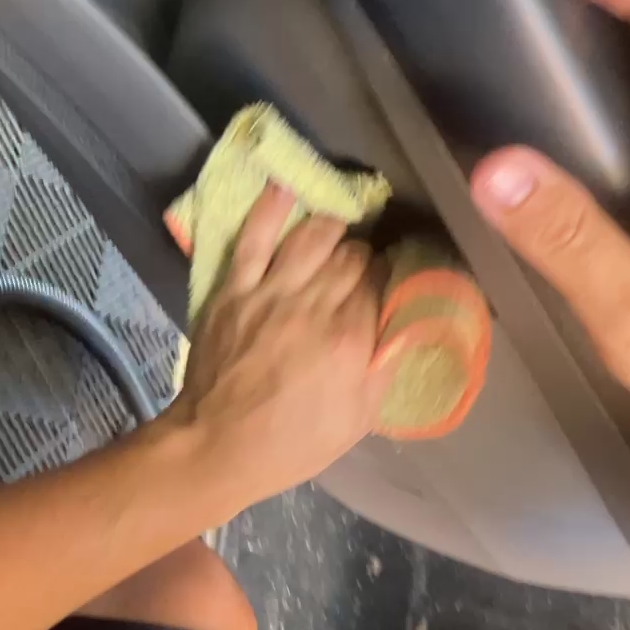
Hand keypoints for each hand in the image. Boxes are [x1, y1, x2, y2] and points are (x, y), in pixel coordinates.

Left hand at [167, 185, 384, 496]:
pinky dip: (269, 210)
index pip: (384, 284)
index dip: (391, 276)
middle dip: (363, 254)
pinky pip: (253, 240)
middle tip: (362, 262)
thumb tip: (411, 321)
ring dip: (331, 226)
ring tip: (340, 224)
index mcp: (351, 340)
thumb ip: (386, 363)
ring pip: (311, 238)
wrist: (218, 443)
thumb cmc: (293, 440)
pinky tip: (285, 186)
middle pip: (352, 257)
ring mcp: (270, 293)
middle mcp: (314, 307)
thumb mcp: (359, 416)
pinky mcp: (233, 290)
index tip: (391, 277)